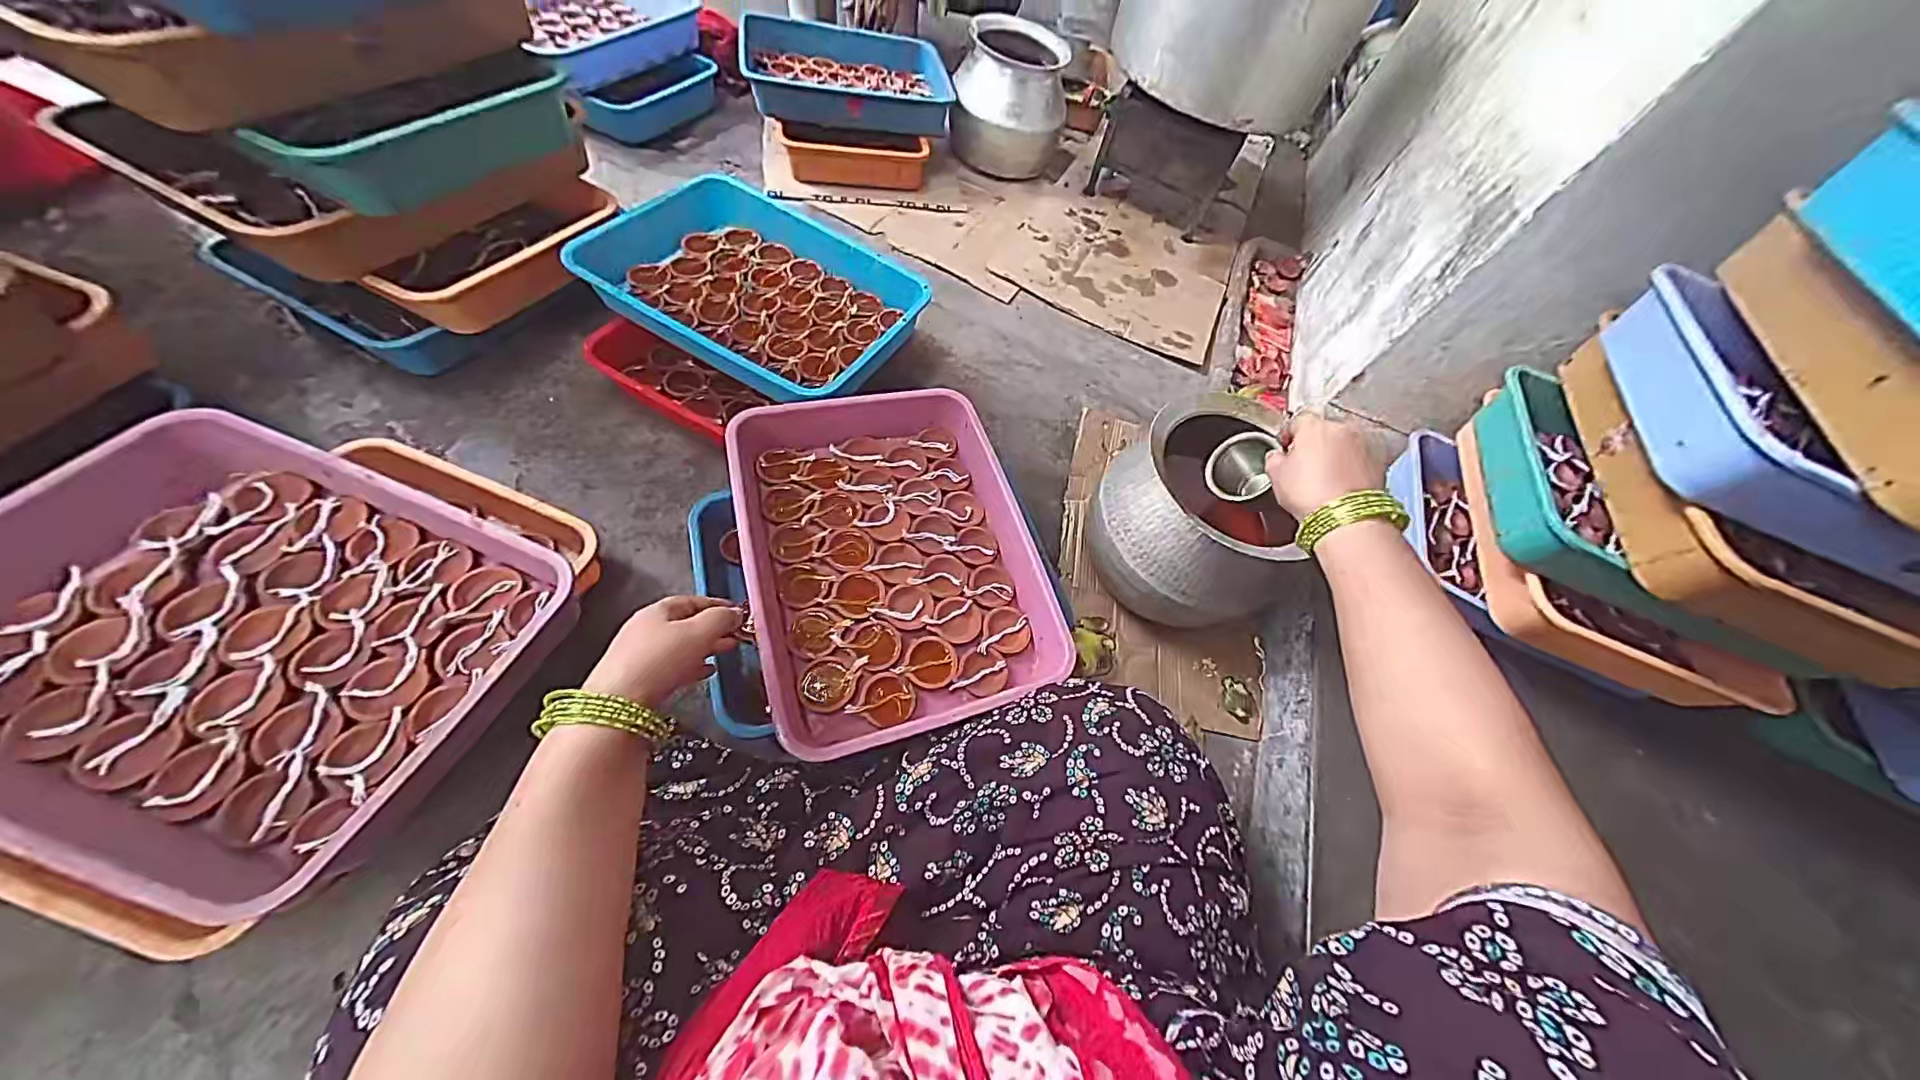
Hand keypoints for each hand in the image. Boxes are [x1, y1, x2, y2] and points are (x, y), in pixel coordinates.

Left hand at [581, 596, 741, 706]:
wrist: (620, 704)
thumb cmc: (660, 660)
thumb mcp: (699, 632)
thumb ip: (721, 619)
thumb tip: (735, 614)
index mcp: (657, 611)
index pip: (692, 601)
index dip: (717, 605)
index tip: (737, 613)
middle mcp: (645, 629)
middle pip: (685, 623)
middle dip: (713, 628)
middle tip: (735, 633)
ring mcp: (640, 655)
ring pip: (680, 646)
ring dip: (706, 647)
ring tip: (725, 650)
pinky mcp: (640, 679)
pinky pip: (673, 667)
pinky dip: (693, 666)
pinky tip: (706, 671)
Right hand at [1264, 412, 1384, 520]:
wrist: (1345, 516)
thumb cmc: (1311, 494)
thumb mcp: (1276, 475)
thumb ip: (1274, 459)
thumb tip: (1277, 457)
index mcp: (1314, 427)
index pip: (1297, 420)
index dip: (1288, 434)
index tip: (1285, 446)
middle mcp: (1343, 429)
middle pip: (1323, 431)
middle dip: (1313, 445)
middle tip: (1303, 466)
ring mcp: (1364, 444)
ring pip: (1343, 444)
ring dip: (1334, 454)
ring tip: (1323, 478)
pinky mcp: (1380, 461)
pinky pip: (1359, 458)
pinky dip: (1351, 466)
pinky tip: (1339, 484)